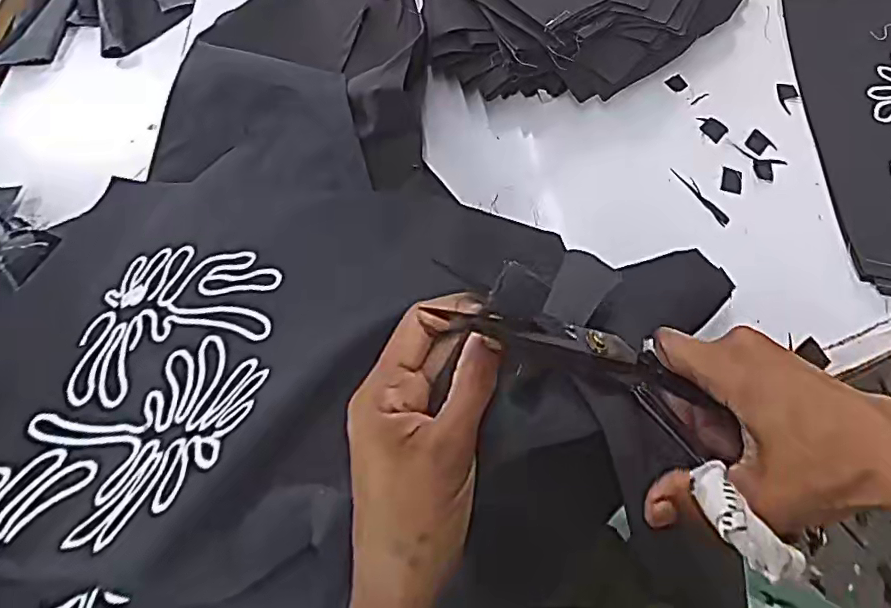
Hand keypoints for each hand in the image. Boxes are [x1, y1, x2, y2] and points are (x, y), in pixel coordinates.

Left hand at [348, 297, 500, 607]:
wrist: (403, 586)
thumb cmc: (414, 523)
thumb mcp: (450, 444)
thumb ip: (472, 381)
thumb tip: (491, 332)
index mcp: (380, 390)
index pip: (417, 324)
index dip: (456, 310)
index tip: (495, 311)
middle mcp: (386, 395)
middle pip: (431, 343)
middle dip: (470, 332)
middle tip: (510, 331)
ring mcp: (401, 414)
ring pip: (441, 366)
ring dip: (472, 356)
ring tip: (507, 349)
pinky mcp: (417, 432)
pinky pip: (444, 391)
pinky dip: (468, 381)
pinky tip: (492, 378)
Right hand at [642, 326, 890, 536]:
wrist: (887, 453)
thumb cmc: (837, 461)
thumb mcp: (756, 496)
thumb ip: (695, 500)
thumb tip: (659, 501)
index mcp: (729, 363)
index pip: (662, 346)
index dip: (656, 383)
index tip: (673, 417)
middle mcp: (742, 344)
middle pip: (687, 372)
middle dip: (695, 414)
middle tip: (725, 450)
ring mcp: (761, 349)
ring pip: (711, 375)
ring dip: (718, 414)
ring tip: (750, 450)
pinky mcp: (774, 359)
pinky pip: (735, 374)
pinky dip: (739, 406)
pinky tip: (765, 439)